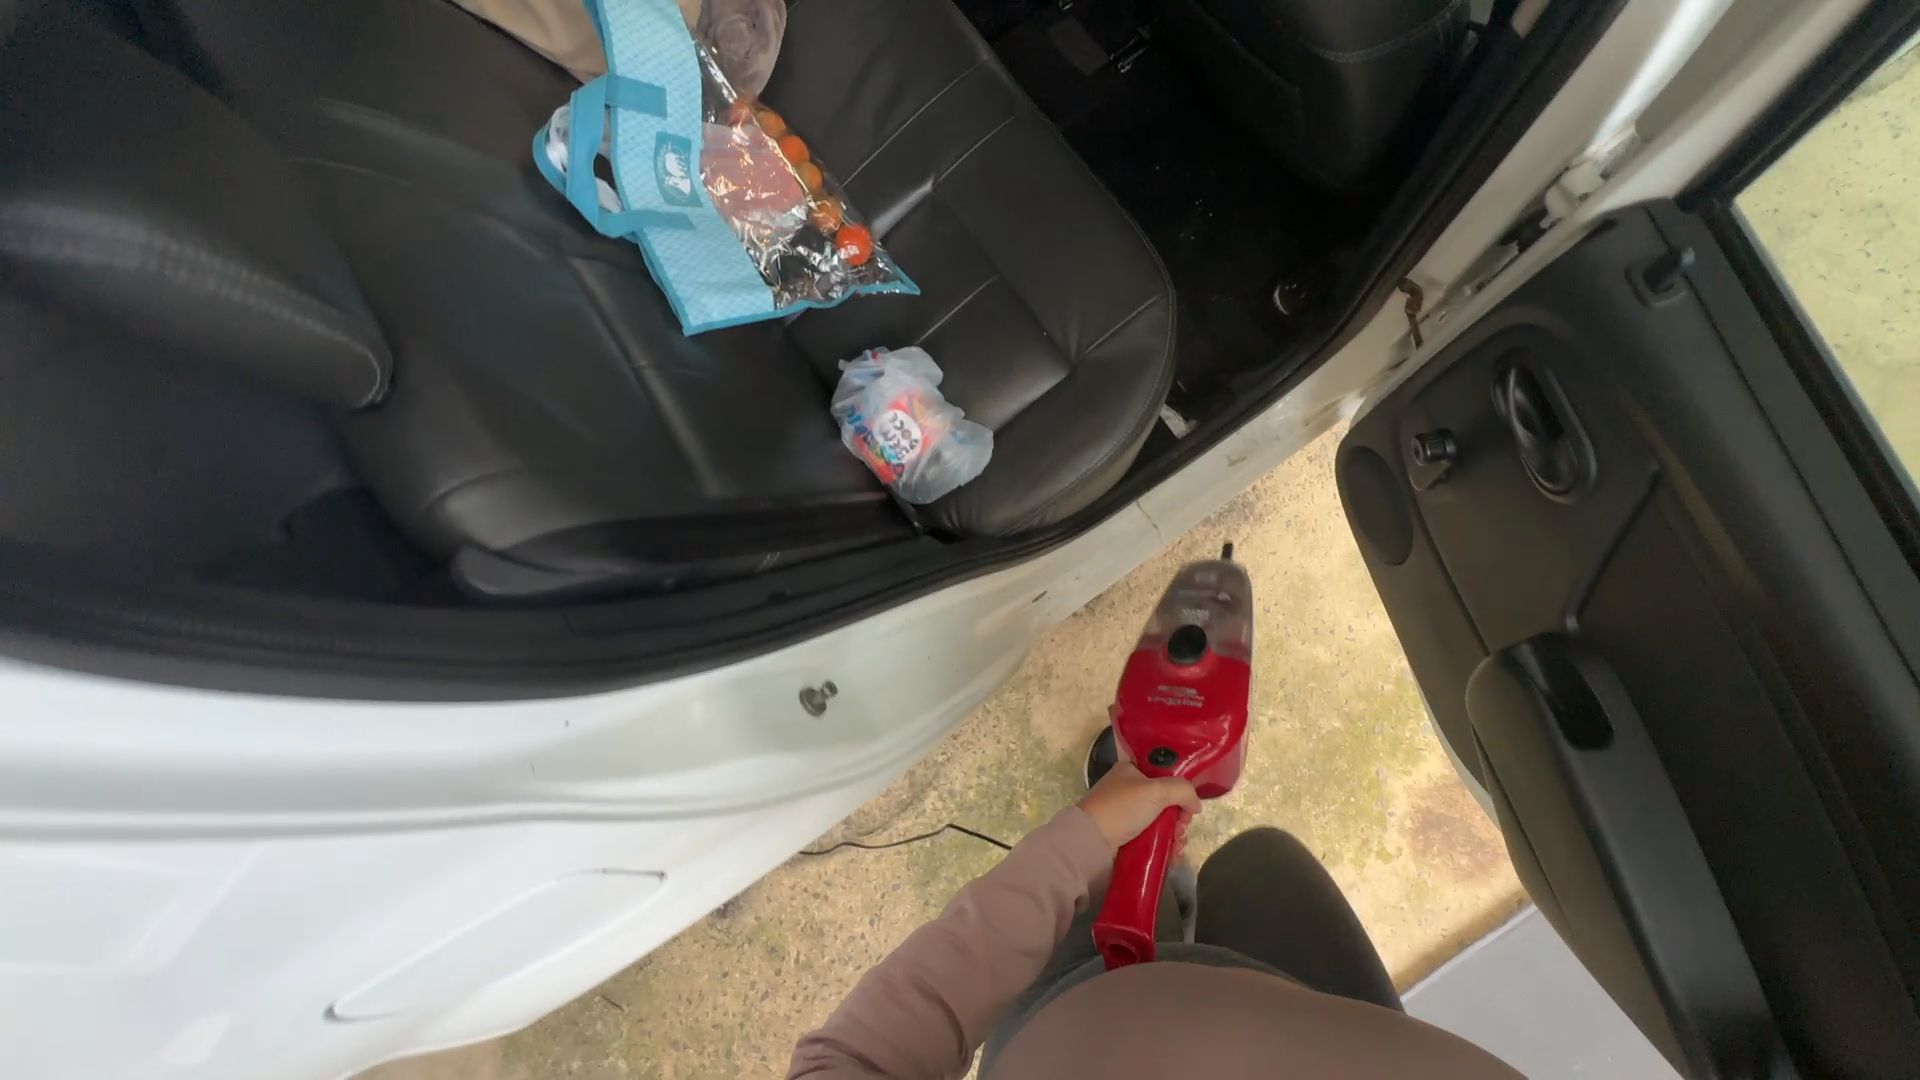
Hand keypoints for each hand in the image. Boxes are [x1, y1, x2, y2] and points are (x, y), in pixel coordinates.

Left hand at [1077, 761, 1200, 850]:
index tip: (1187, 804)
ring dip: (1176, 834)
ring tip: (1176, 845)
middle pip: (1168, 800)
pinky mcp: (1132, 835)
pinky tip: (1173, 854)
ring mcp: (1131, 813)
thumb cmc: (1122, 808)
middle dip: (1180, 817)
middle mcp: (1132, 789)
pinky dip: (1168, 845)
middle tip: (1180, 828)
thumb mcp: (1154, 790)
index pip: (1164, 772)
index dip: (1179, 788)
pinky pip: (1158, 837)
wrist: (1093, 842)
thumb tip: (1196, 805)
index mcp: (1132, 769)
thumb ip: (1182, 790)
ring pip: (1165, 821)